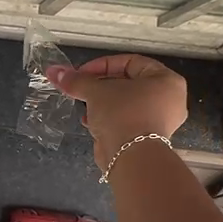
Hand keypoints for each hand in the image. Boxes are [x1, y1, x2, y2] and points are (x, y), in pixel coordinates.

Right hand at [47, 54, 188, 169]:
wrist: (131, 158)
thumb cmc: (122, 115)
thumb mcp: (96, 92)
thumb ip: (76, 80)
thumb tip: (53, 71)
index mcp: (166, 80)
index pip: (130, 62)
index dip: (102, 65)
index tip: (81, 73)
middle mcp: (169, 99)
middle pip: (128, 83)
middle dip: (100, 85)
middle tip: (80, 88)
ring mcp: (161, 121)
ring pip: (126, 103)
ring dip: (102, 103)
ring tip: (84, 105)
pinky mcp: (149, 139)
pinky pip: (127, 121)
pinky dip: (109, 119)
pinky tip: (91, 122)